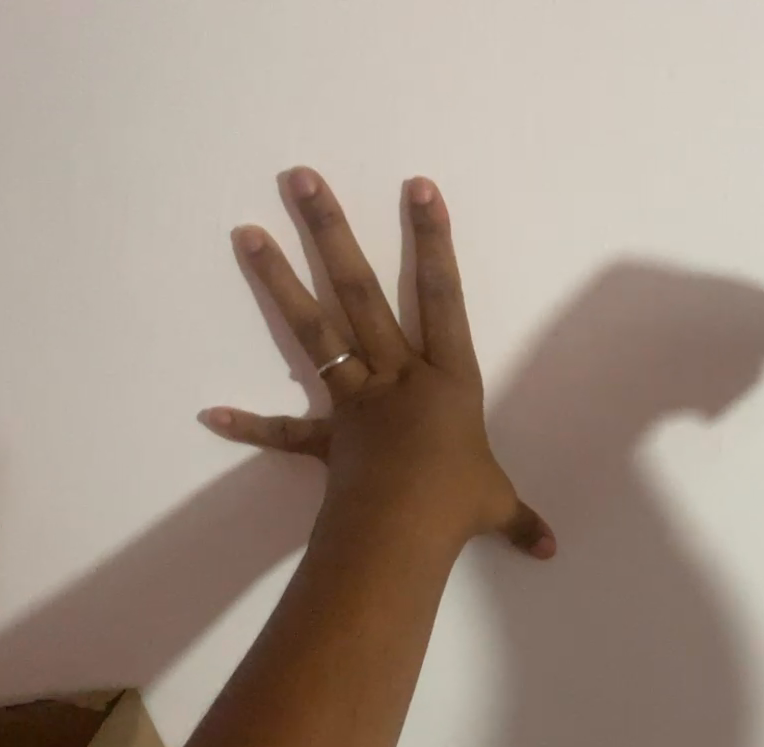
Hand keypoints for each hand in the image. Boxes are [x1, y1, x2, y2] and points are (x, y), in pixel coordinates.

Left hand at [201, 168, 554, 558]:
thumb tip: (551, 551)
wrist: (403, 530)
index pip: (443, 299)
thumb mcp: (498, 506)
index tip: (418, 189)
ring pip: (317, 332)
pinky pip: (285, 431)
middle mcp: (398, 376)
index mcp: (447, 381)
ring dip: (280, 282)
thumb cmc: (456, 504)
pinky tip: (211, 414)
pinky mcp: (328, 439)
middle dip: (332, 233)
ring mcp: (357, 403)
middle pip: (362, 293)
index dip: (434, 243)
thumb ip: (522, 522)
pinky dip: (251, 425)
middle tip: (300, 178)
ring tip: (247, 231)